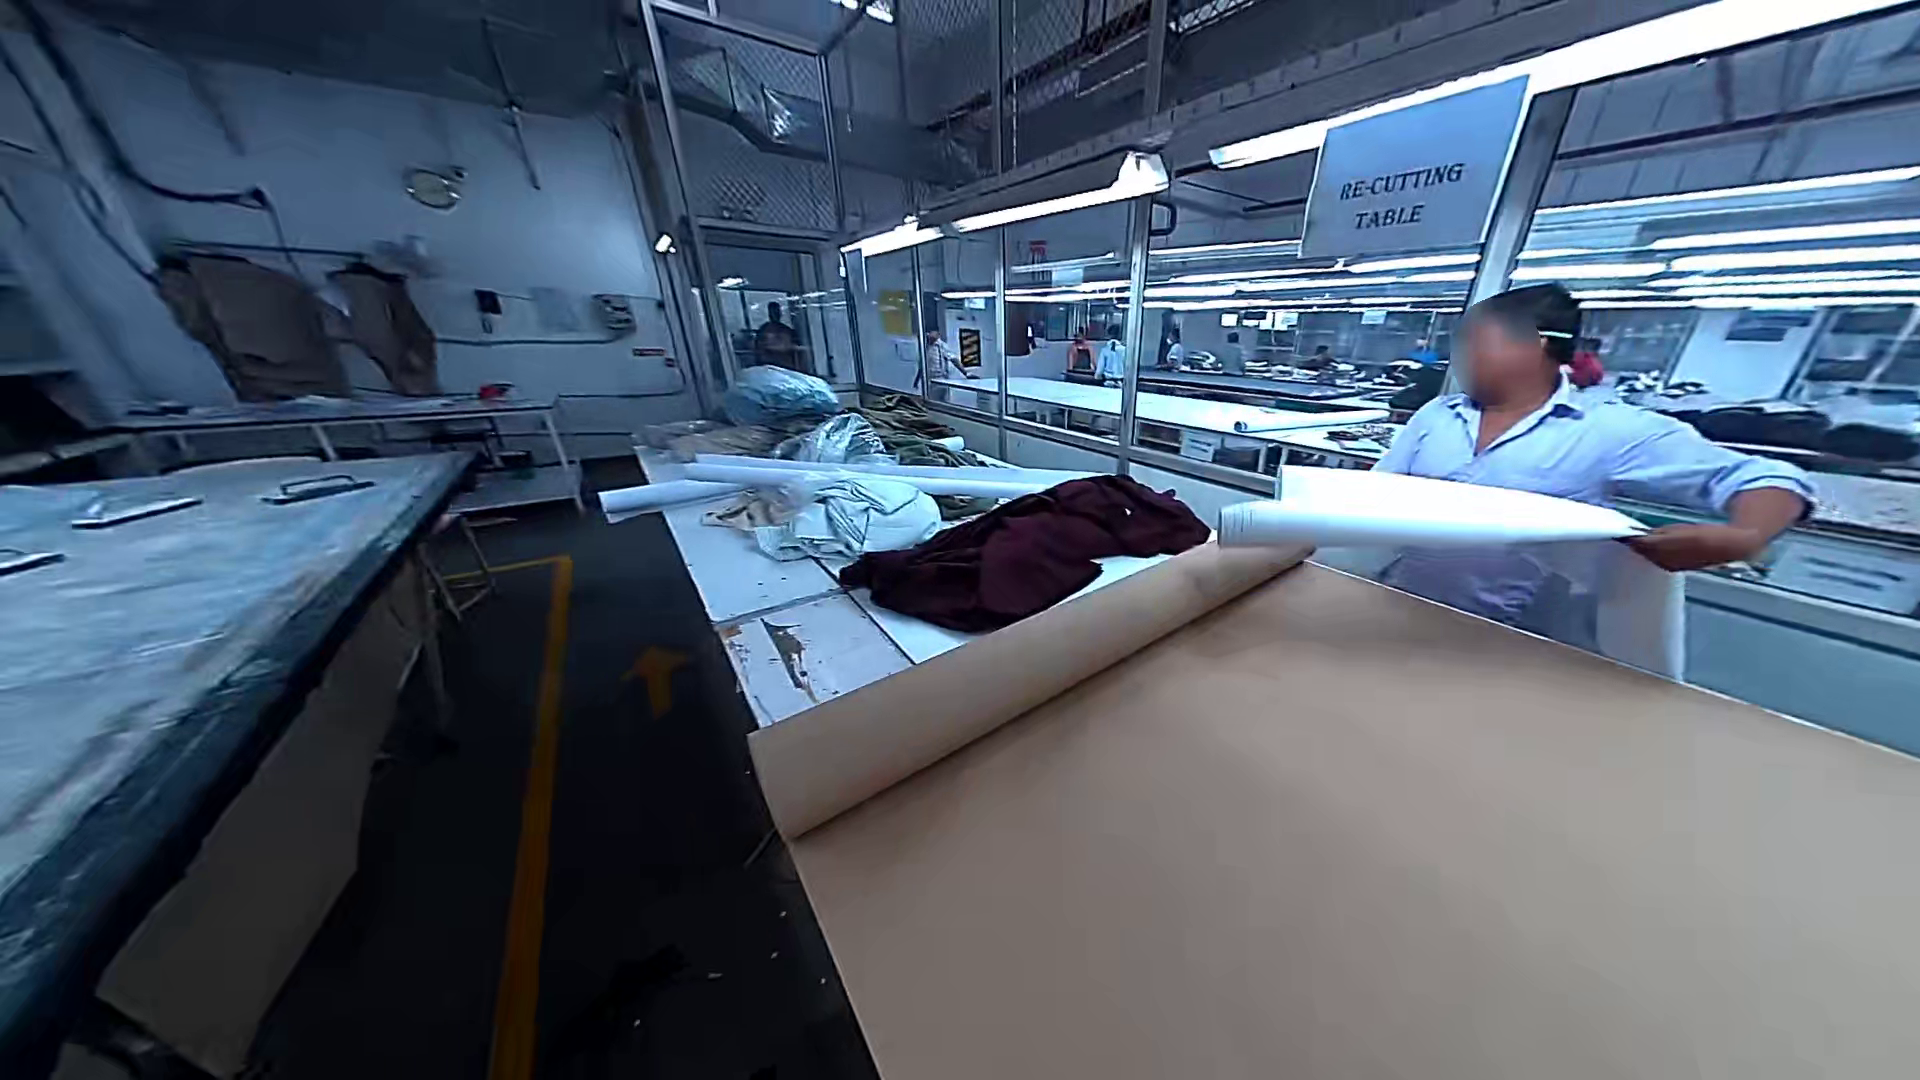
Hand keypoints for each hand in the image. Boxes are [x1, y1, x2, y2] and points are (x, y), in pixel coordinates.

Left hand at [1623, 524, 1768, 571]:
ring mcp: (1667, 565)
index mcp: (1661, 545)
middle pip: (1640, 551)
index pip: (1635, 542)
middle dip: (1635, 545)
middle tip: (1631, 537)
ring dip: (1645, 551)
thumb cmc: (1706, 533)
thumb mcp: (1677, 528)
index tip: (1620, 533)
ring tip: (1646, 543)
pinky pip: (1657, 562)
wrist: (1732, 547)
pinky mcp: (1674, 570)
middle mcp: (1661, 558)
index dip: (1627, 538)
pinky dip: (1655, 556)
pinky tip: (1658, 551)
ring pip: (1647, 557)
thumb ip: (1656, 532)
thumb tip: (1639, 534)